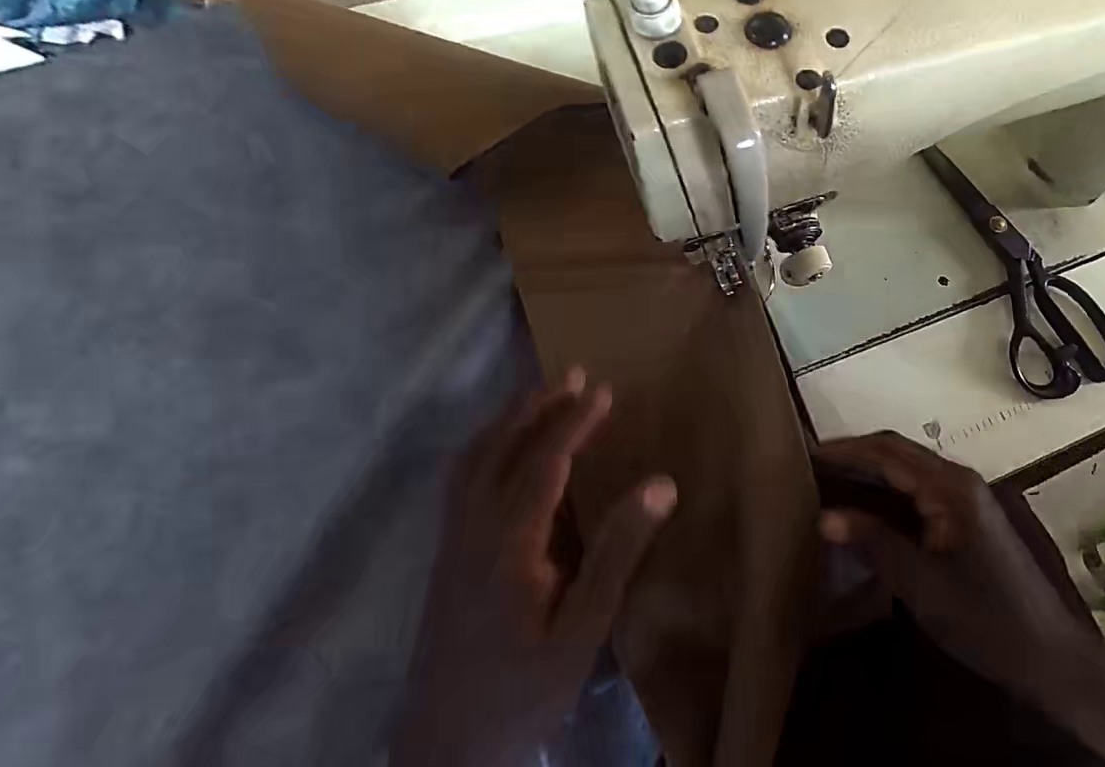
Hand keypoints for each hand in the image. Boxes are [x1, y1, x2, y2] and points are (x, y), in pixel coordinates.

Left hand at [393, 370, 676, 766]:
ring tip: (538, 396)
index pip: (544, 462)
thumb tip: (660, 485)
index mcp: (506, 543)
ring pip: (471, 461)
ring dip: (506, 421)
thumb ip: (618, 552)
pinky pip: (460, 480)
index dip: (575, 421)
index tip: (604, 390)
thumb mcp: (583, 627)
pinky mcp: (444, 558)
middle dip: (537, 407)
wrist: (446, 749)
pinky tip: (501, 451)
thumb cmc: (524, 687)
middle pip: (499, 449)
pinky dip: (485, 446)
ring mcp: (450, 543)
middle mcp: (471, 530)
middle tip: (572, 374)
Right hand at [817, 432, 1104, 766]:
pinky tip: (872, 502)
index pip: (889, 453)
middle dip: (858, 452)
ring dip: (874, 467)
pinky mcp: (970, 514)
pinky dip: (892, 486)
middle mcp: (960, 479)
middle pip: (901, 451)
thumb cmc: (984, 618)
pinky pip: (923, 487)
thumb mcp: (922, 585)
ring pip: (912, 467)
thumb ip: (875, 543)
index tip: (809, 451)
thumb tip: (825, 515)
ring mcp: (968, 495)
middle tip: (815, 462)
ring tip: (834, 476)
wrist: (1048, 651)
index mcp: (950, 487)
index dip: (848, 450)